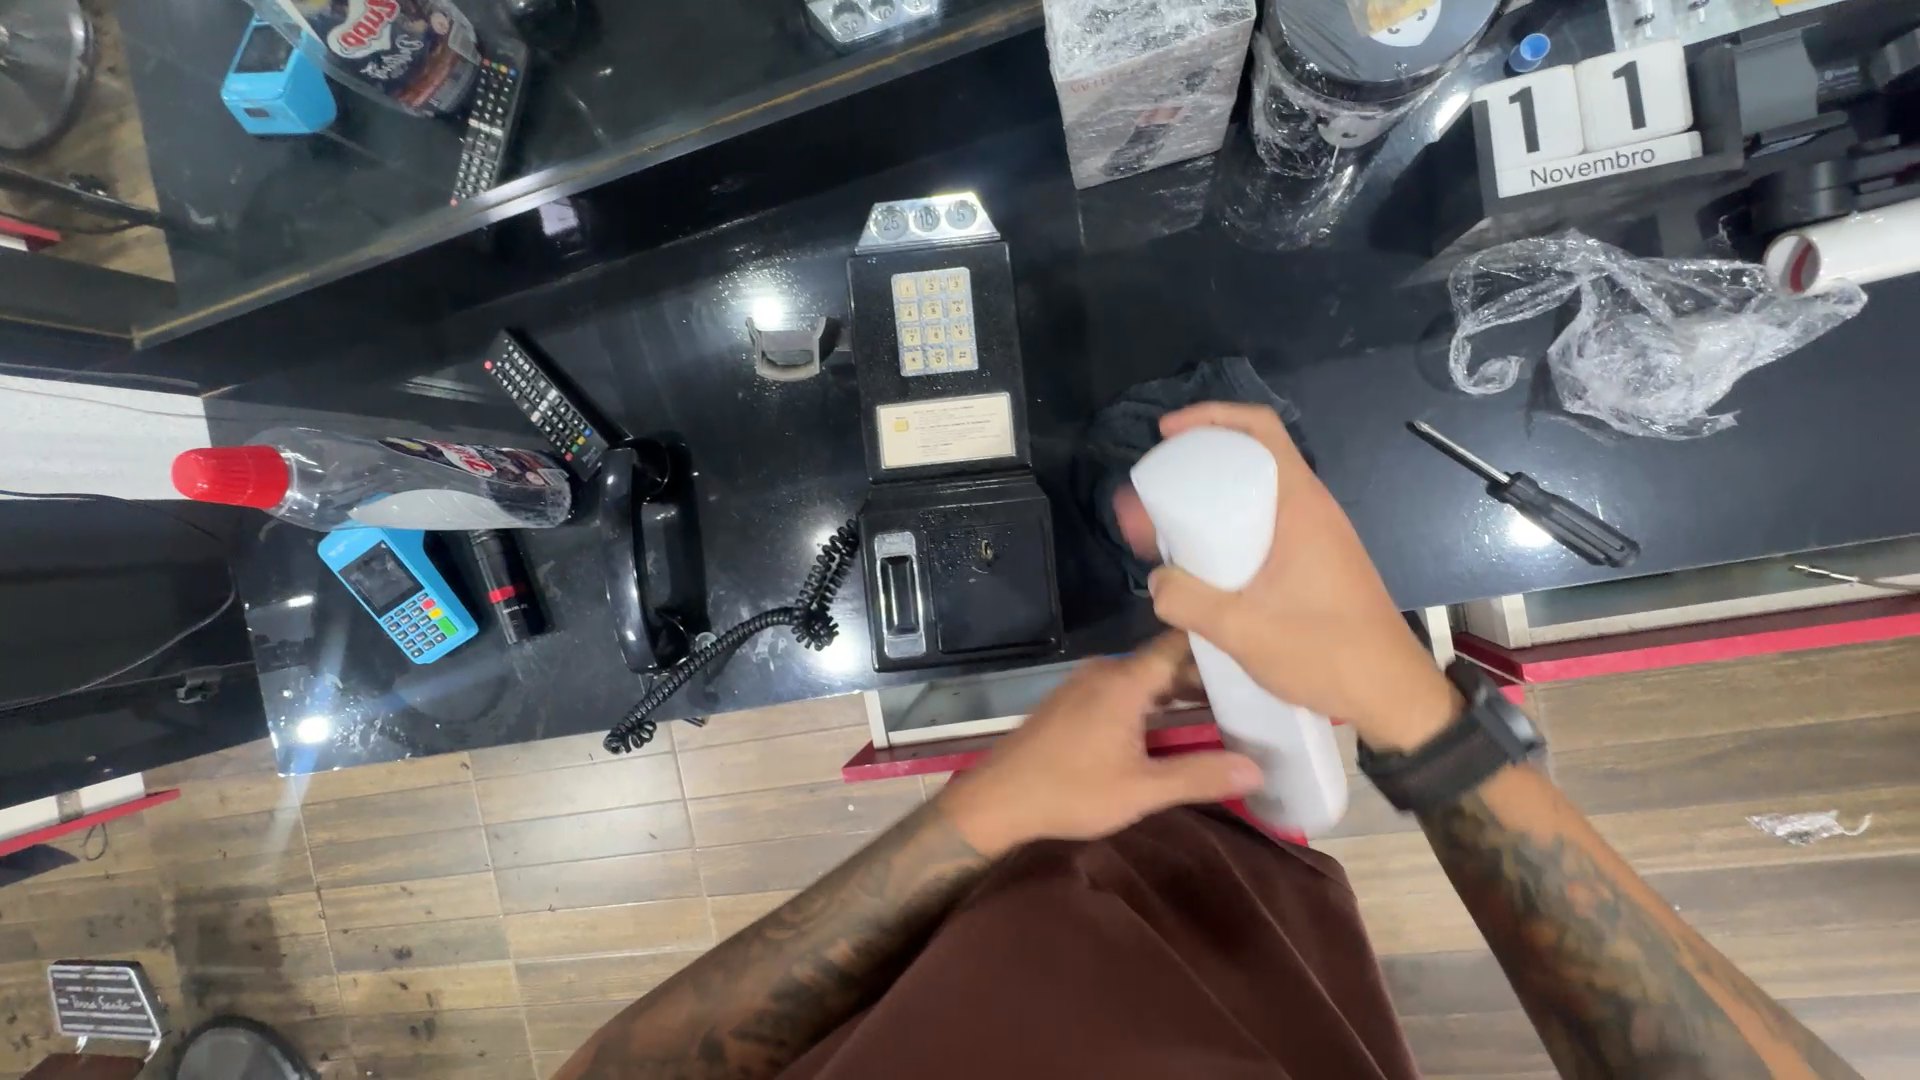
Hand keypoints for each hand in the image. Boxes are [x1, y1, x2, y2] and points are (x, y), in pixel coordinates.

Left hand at [937, 632, 1262, 857]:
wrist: (998, 798)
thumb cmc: (1070, 791)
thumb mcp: (1141, 790)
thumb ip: (1199, 776)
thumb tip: (1257, 769)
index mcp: (1123, 681)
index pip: (1178, 644)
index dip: (1216, 648)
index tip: (1253, 655)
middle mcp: (1104, 671)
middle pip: (1162, 660)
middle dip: (1203, 674)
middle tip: (1250, 691)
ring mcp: (1083, 684)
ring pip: (1141, 675)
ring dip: (1175, 689)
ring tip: (1220, 707)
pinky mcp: (1071, 700)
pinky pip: (1121, 687)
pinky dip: (1149, 698)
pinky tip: (1169, 723)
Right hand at [1115, 402, 1458, 752]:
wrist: (1393, 697)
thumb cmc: (1327, 654)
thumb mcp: (1244, 632)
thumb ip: (1188, 602)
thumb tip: (1156, 580)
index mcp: (1300, 508)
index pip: (1260, 431)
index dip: (1211, 417)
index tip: (1166, 433)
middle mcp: (1310, 510)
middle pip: (1250, 458)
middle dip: (1196, 463)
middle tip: (1155, 488)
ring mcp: (1314, 536)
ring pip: (1255, 494)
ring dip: (1209, 499)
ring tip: (1166, 524)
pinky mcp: (1313, 561)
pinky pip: (1262, 524)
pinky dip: (1226, 527)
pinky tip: (1200, 560)